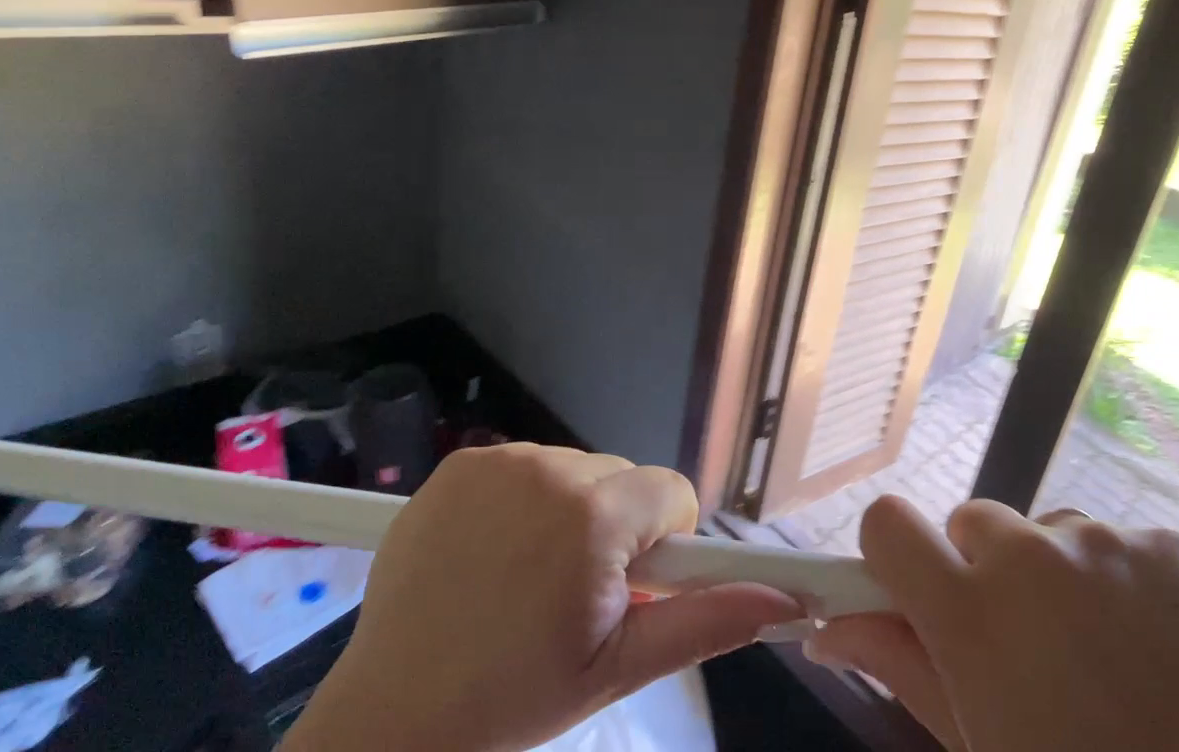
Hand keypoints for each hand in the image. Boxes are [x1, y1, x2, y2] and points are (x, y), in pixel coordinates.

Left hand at [283, 444, 801, 751]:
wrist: (390, 716)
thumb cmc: (511, 698)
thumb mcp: (619, 666)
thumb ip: (709, 622)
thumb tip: (787, 600)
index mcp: (593, 515)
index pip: (673, 493)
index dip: (663, 546)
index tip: (627, 591)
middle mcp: (547, 468)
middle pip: (625, 480)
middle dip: (619, 529)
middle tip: (574, 594)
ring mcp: (496, 461)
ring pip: (577, 472)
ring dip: (573, 513)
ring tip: (529, 578)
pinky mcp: (459, 465)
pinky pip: (526, 468)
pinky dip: (526, 501)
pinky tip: (496, 553)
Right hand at [807, 498, 1178, 751]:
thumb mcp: (980, 743)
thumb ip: (900, 668)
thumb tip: (829, 631)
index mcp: (973, 614)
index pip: (887, 524)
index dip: (890, 555)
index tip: (907, 591)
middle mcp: (1034, 558)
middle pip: (971, 521)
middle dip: (979, 570)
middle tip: (1017, 646)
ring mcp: (1109, 542)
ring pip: (1044, 532)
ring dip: (1050, 575)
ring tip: (1098, 654)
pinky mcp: (1171, 542)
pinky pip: (1113, 541)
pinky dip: (1116, 579)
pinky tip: (1150, 642)